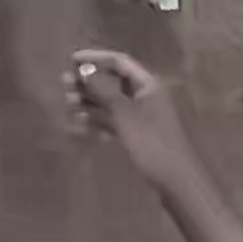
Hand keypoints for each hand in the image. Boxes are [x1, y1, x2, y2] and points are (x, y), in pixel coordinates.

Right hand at [64, 48, 200, 191]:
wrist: (177, 183)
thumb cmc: (152, 143)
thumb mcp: (124, 114)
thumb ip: (103, 90)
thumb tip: (84, 70)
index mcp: (147, 84)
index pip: (118, 61)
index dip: (95, 58)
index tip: (72, 59)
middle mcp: (144, 95)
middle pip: (113, 80)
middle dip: (88, 81)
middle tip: (65, 83)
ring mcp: (141, 115)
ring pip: (111, 101)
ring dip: (90, 100)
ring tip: (68, 103)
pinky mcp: (137, 134)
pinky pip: (114, 119)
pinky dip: (98, 119)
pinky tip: (81, 123)